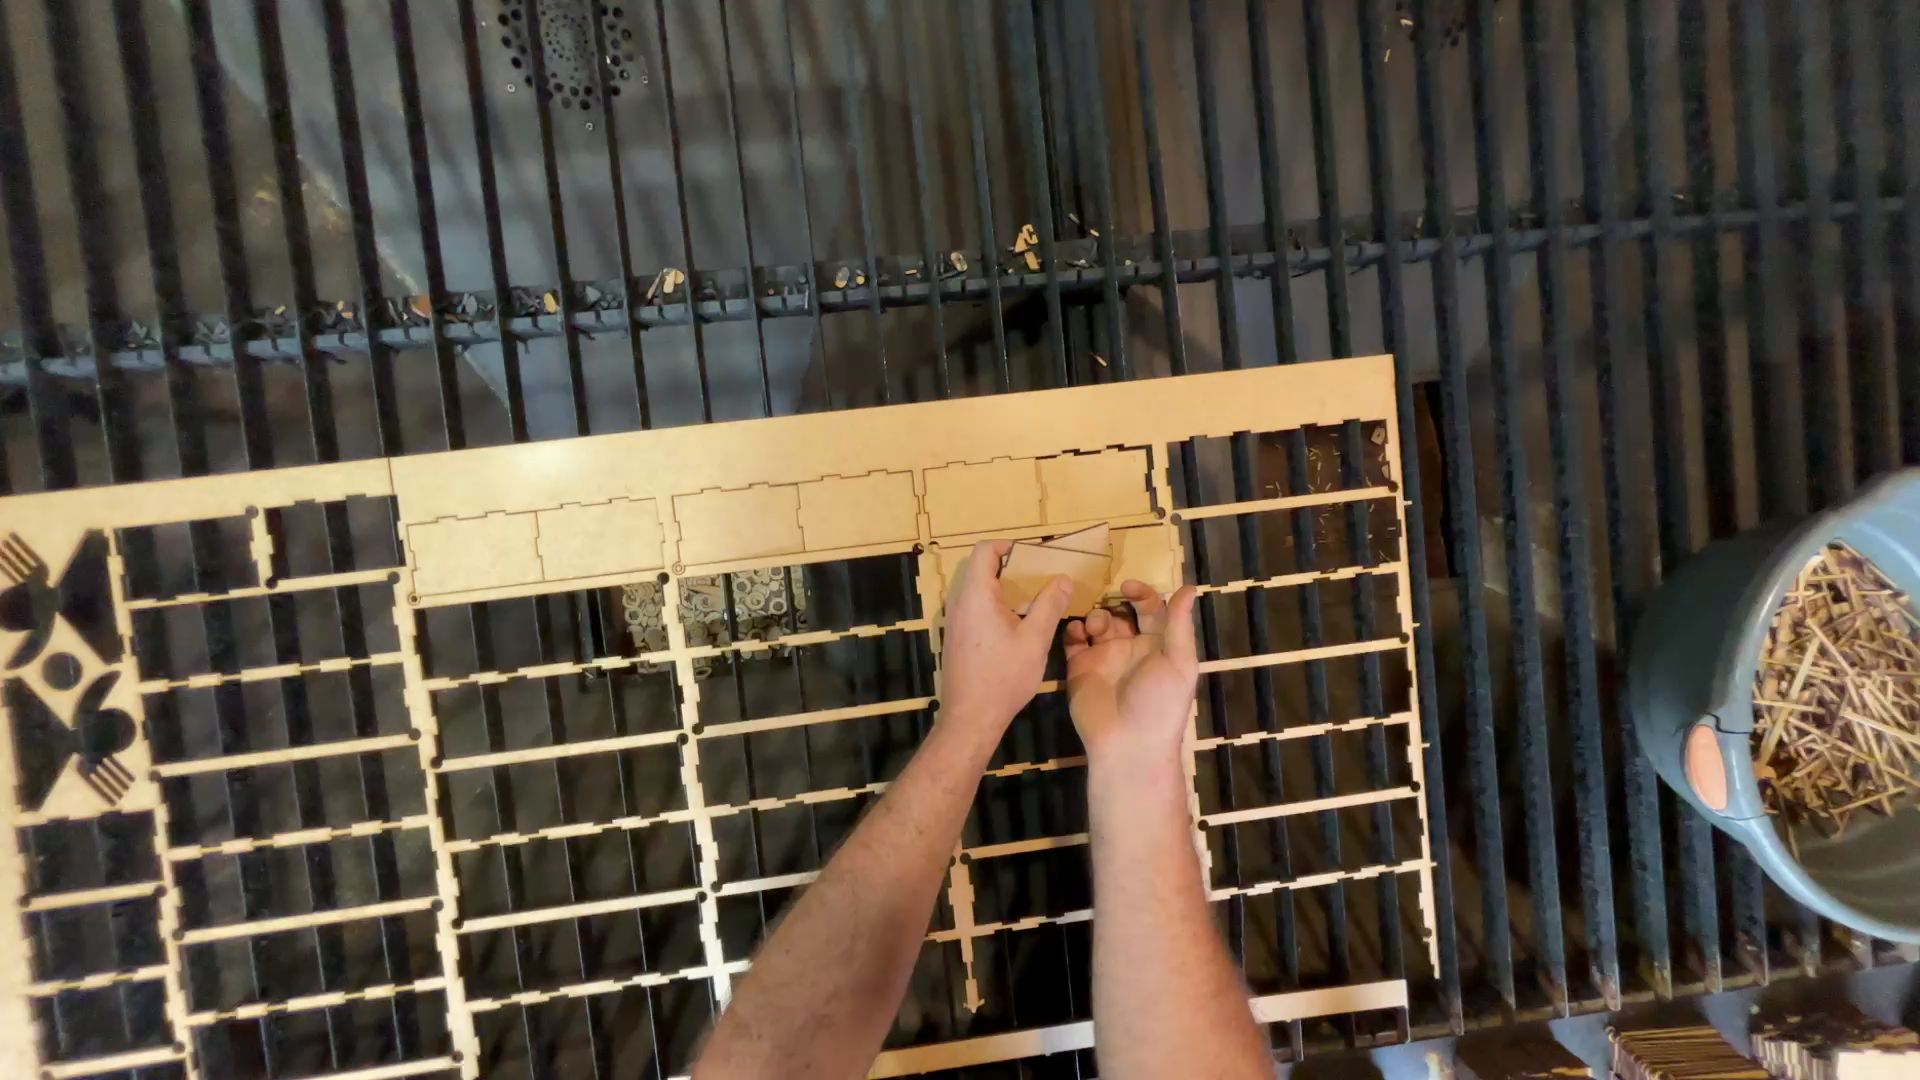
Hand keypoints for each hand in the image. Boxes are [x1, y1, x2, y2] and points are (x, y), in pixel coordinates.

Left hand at [940, 540, 1072, 732]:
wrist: (970, 717)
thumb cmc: (1003, 677)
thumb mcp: (1034, 640)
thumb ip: (1049, 605)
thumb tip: (1062, 579)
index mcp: (975, 596)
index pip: (984, 550)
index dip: (1008, 546)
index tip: (1033, 556)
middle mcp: (959, 602)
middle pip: (980, 567)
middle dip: (1010, 565)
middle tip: (1039, 576)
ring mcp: (955, 620)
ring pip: (977, 588)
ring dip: (1004, 586)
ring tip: (1033, 597)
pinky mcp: (956, 636)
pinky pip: (974, 606)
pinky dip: (995, 603)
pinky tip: (1017, 621)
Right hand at [1064, 581, 1199, 768]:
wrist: (1127, 744)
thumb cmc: (1160, 703)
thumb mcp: (1179, 662)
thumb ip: (1180, 624)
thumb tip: (1190, 587)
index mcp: (1158, 645)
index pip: (1151, 609)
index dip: (1142, 594)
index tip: (1127, 587)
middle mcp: (1130, 648)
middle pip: (1121, 613)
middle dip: (1113, 603)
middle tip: (1106, 603)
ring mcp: (1103, 657)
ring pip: (1096, 623)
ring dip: (1094, 616)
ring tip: (1094, 628)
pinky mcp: (1079, 668)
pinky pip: (1072, 641)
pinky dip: (1072, 630)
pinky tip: (1077, 633)